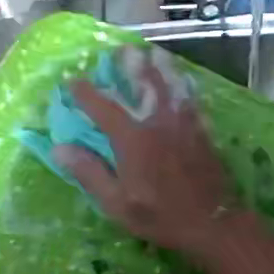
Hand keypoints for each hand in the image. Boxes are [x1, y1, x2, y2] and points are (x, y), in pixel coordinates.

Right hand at [55, 46, 240, 255]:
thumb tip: (60, 148)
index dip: (85, 92)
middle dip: (132, 66)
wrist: (213, 222)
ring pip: (173, 88)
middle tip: (123, 50)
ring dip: (162, 69)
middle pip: (144, 85)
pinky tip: (185, 84)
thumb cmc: (161, 217)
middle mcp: (159, 123)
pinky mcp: (203, 133)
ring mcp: (185, 126)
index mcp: (133, 139)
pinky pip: (192, 102)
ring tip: (156, 54)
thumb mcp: (117, 204)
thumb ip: (90, 173)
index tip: (71, 81)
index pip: (103, 107)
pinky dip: (185, 88)